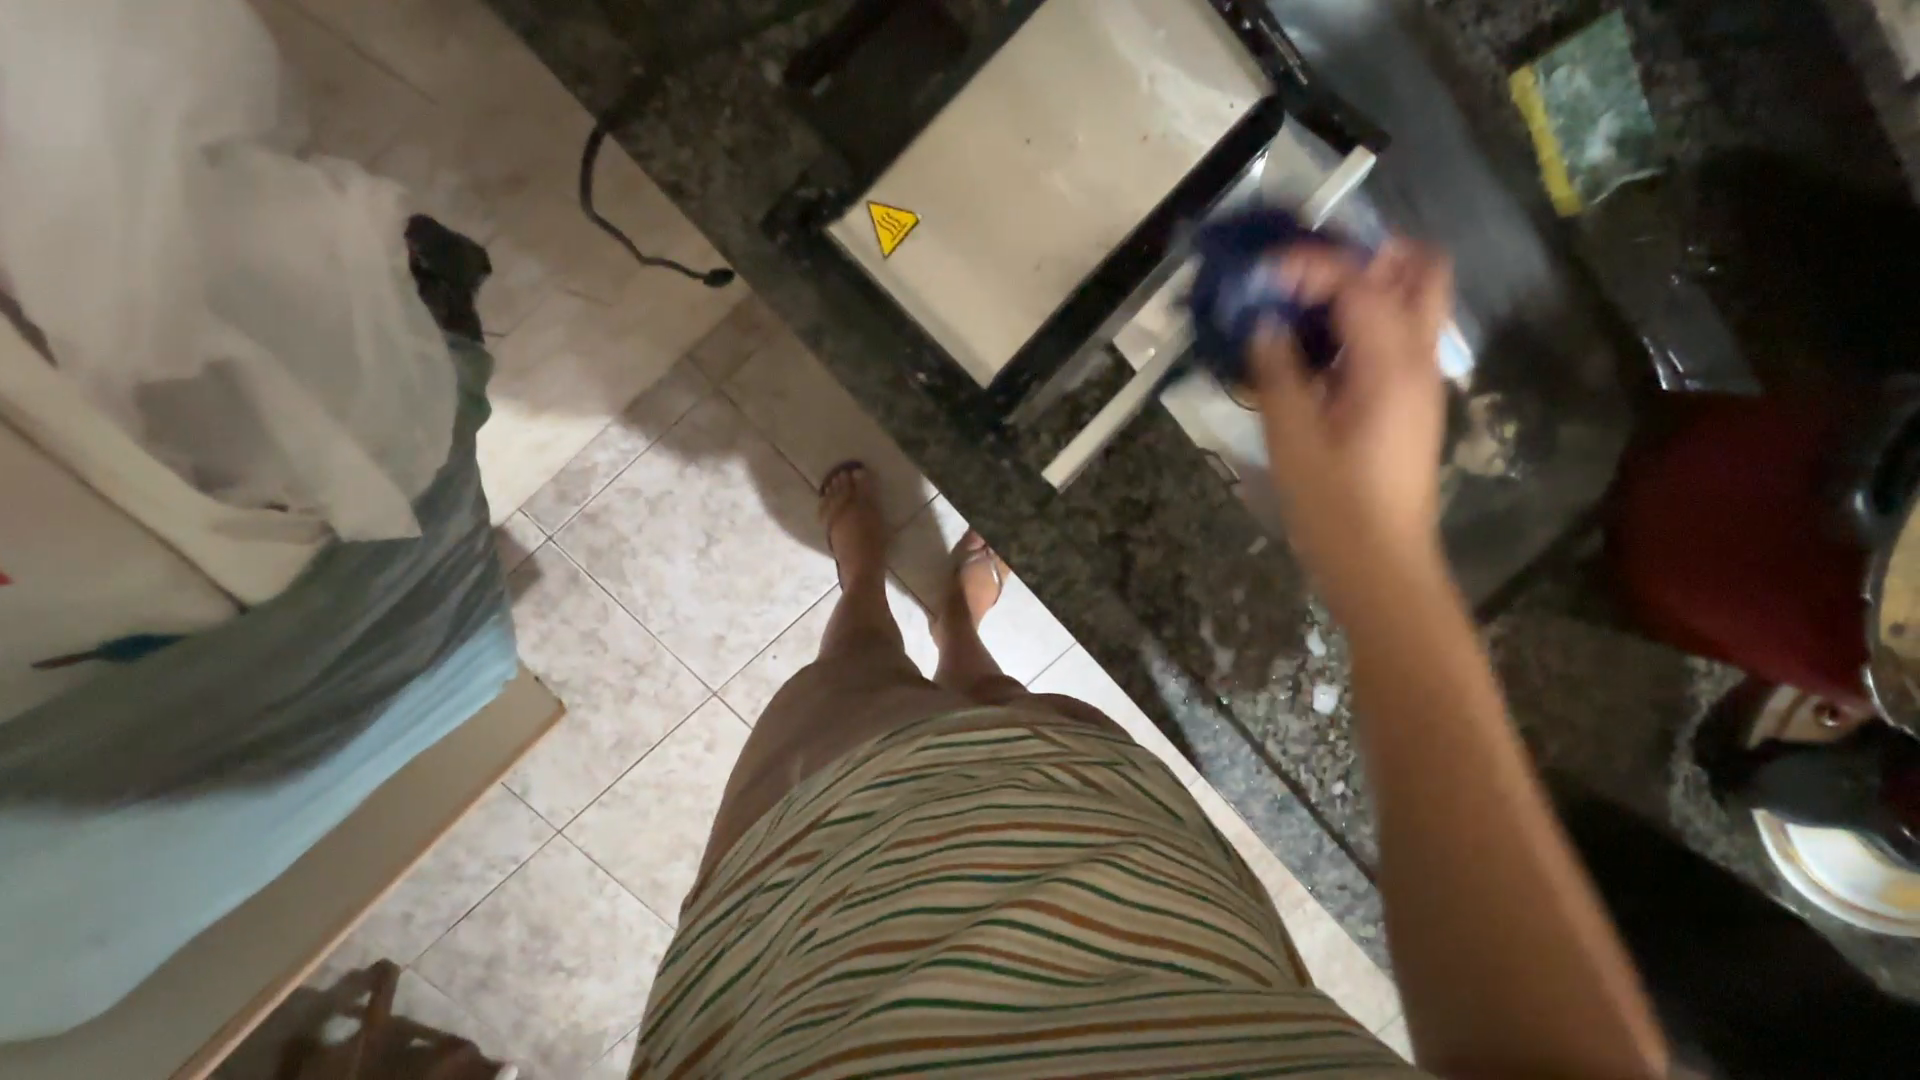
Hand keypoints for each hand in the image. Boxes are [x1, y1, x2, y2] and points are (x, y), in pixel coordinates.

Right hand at [1248, 239, 1452, 606]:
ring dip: (1364, 287)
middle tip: (1307, 271)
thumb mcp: (1292, 440)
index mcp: (1391, 366)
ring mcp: (1420, 383)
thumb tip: (1263, 326)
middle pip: (1420, 272)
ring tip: (1302, 304)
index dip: (1309, 265)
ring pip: (1412, 303)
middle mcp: (1418, 361)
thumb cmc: (1335, 508)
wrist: (1381, 566)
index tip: (1261, 269)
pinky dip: (1360, 324)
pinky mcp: (1408, 404)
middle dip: (1366, 256)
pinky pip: (1395, 338)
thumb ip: (1278, 373)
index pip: (1359, 284)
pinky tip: (1314, 350)